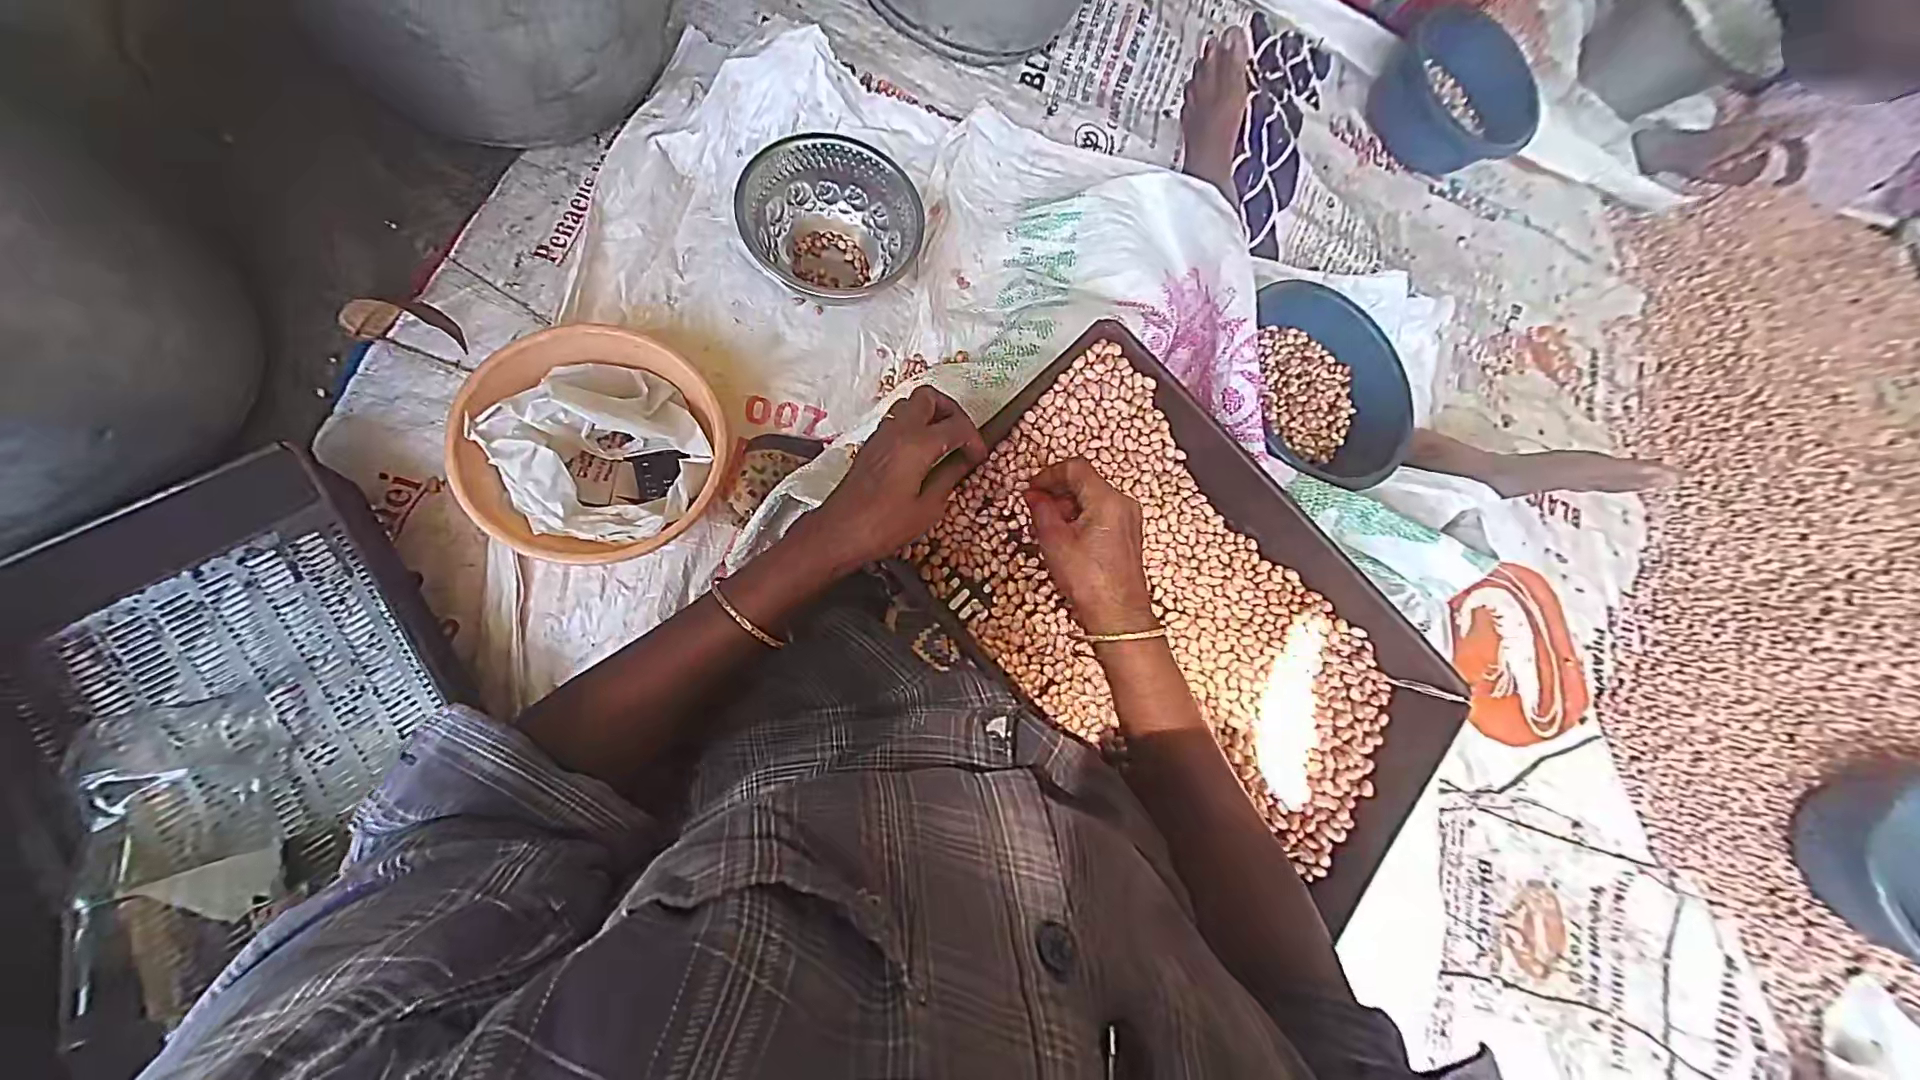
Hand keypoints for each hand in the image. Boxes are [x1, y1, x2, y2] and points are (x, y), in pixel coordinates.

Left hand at [795, 386, 986, 573]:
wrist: (838, 533)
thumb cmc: (884, 526)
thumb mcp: (927, 508)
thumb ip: (948, 477)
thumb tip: (964, 461)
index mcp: (917, 444)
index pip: (956, 426)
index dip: (974, 440)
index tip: (979, 457)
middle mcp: (898, 431)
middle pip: (929, 397)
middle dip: (952, 411)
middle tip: (962, 436)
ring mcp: (881, 435)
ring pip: (910, 405)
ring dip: (931, 415)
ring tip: (944, 442)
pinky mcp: (870, 446)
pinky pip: (897, 422)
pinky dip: (914, 427)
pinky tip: (922, 453)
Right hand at [1022, 457, 1155, 633]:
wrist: (1117, 615)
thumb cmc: (1091, 583)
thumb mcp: (1054, 541)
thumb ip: (1041, 510)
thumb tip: (1033, 495)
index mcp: (1107, 500)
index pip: (1075, 468)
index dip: (1049, 474)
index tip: (1033, 487)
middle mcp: (1122, 505)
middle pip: (1085, 481)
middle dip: (1057, 491)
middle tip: (1036, 506)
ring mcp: (1128, 520)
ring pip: (1092, 498)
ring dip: (1067, 506)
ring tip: (1048, 527)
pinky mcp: (1126, 534)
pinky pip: (1100, 514)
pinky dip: (1080, 517)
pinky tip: (1065, 538)